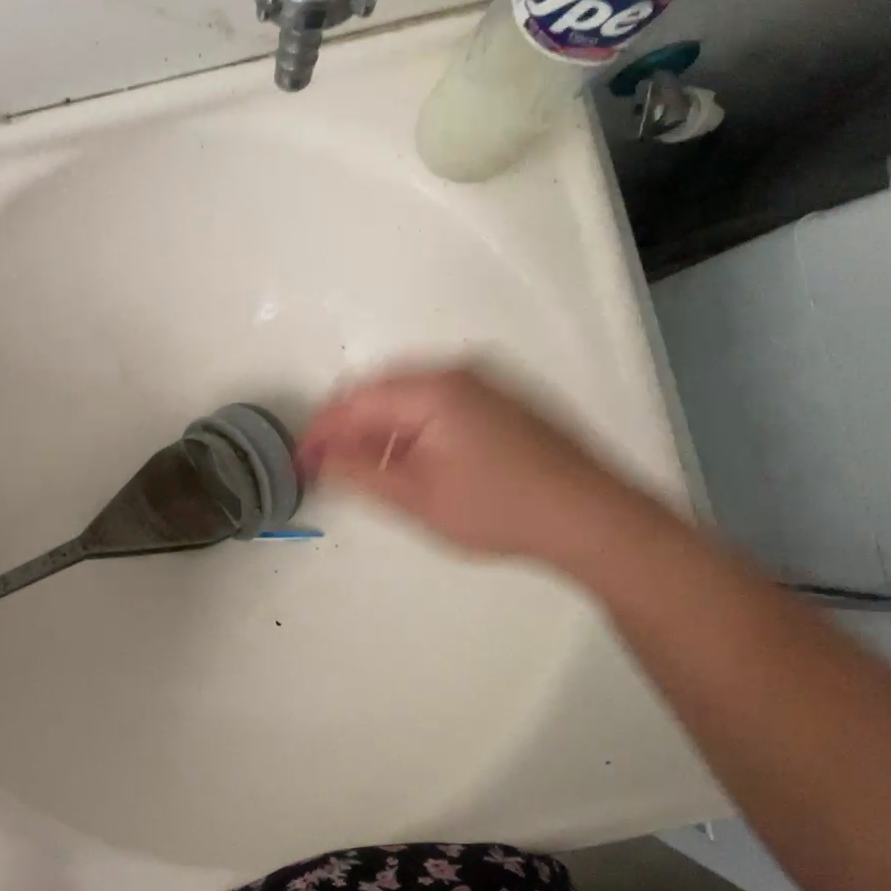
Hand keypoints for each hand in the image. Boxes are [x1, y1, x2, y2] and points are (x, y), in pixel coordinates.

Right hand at [296, 365, 654, 567]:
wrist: (590, 517)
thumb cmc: (497, 510)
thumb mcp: (415, 498)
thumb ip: (358, 471)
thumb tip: (320, 454)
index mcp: (432, 389)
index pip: (354, 399)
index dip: (320, 431)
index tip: (299, 462)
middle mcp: (458, 372)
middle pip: (380, 391)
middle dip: (349, 428)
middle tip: (329, 470)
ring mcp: (485, 383)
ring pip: (409, 397)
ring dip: (380, 430)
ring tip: (367, 473)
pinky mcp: (502, 400)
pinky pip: (438, 404)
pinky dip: (412, 428)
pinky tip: (412, 464)